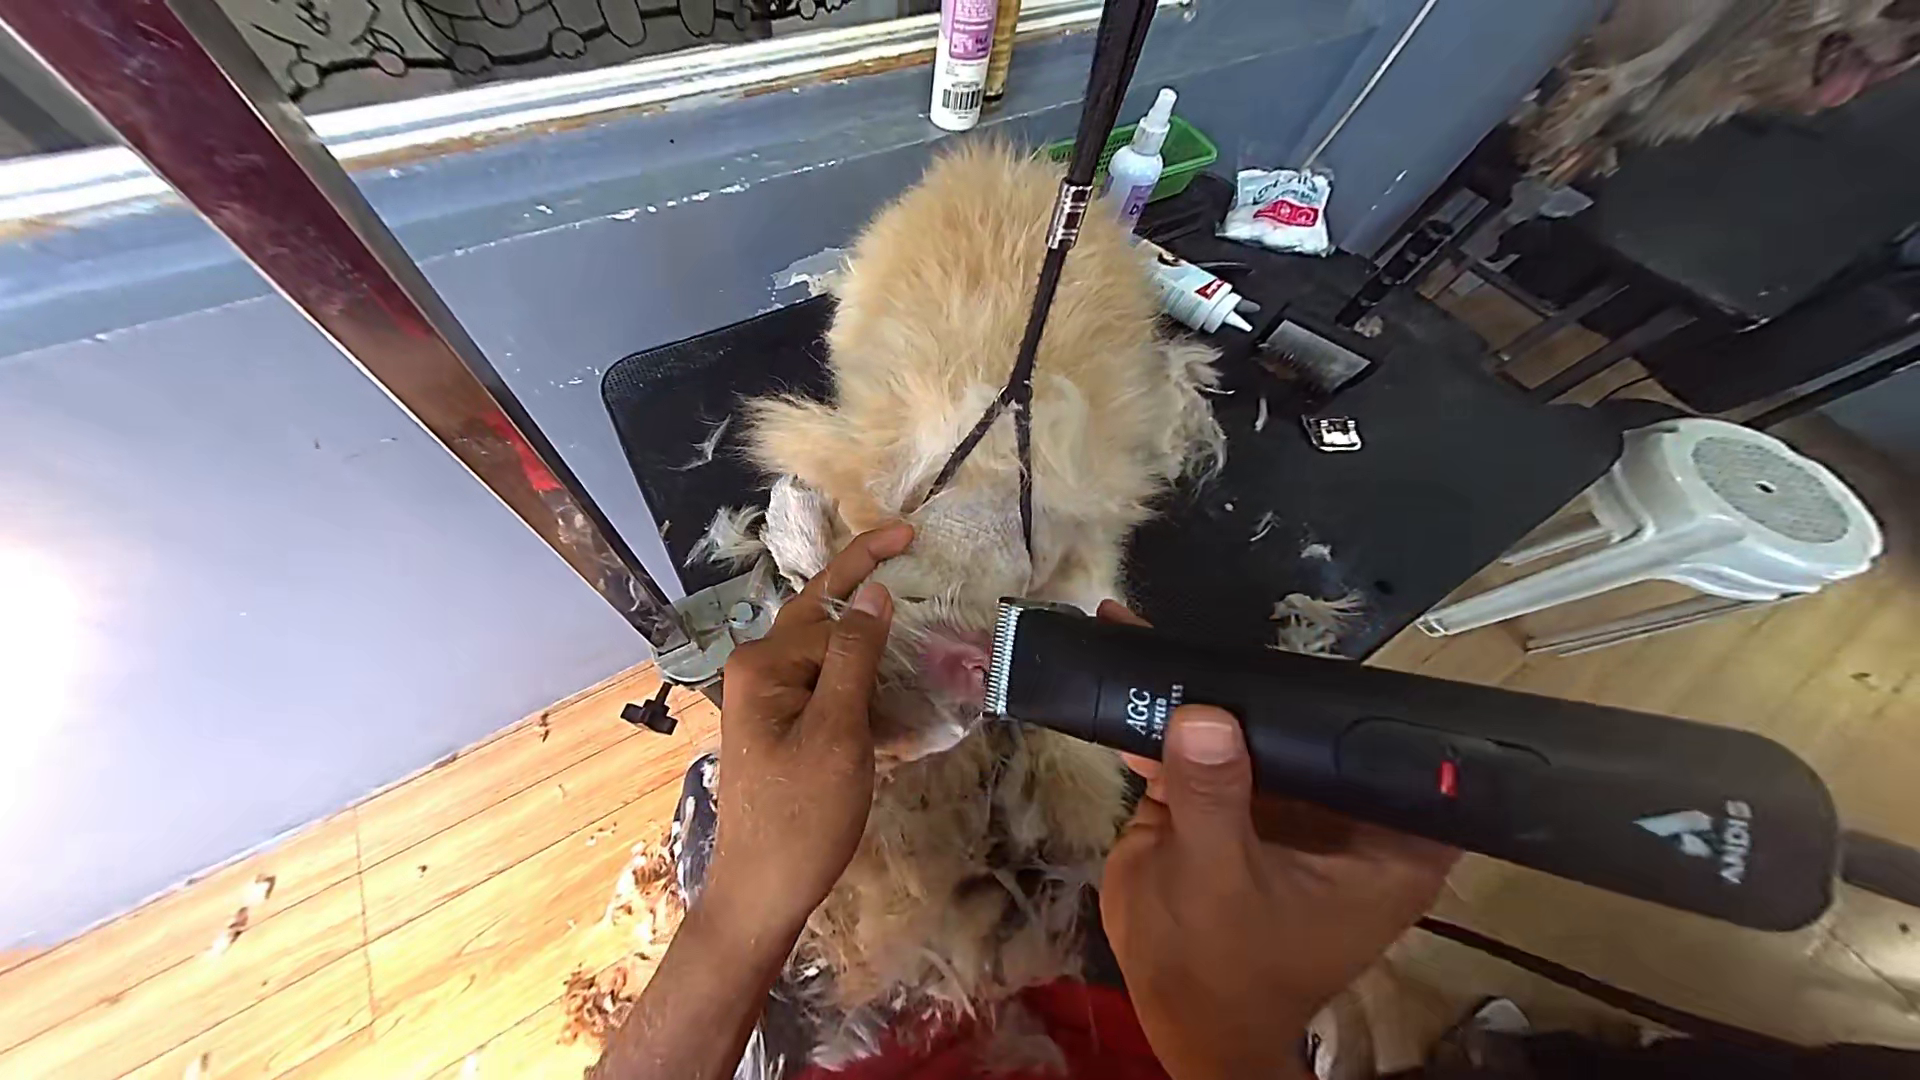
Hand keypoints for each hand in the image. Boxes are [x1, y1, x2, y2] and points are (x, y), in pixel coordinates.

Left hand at [702, 523, 913, 939]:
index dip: (872, 574)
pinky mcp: (786, 720)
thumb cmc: (801, 817)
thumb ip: (854, 655)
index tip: (911, 536)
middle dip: (869, 591)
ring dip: (875, 643)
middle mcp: (761, 669)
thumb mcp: (837, 731)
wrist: (762, 895)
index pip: (830, 608)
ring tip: (919, 632)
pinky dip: (866, 681)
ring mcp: (771, 696)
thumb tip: (874, 591)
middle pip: (825, 615)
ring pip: (833, 650)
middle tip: (911, 552)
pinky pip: (831, 683)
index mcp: (764, 663)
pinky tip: (897, 686)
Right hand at [1096, 601, 1457, 1079]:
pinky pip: (1188, 741)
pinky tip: (1122, 670)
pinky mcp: (1212, 793)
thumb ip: (1214, 798)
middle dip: (1257, 679)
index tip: (1325, 658)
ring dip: (1193, 689)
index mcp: (1374, 836)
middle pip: (1301, 724)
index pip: (1396, 754)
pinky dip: (1155, 713)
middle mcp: (1327, 806)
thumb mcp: (1220, 880)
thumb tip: (1203, 714)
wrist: (1163, 999)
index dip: (1370, 703)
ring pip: (1237, 726)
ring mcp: (1264, 796)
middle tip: (1215, 629)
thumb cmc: (1220, 962)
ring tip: (1151, 635)